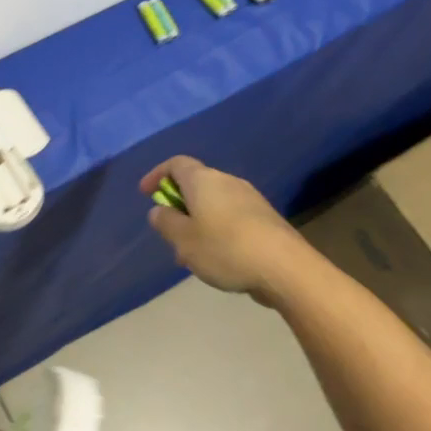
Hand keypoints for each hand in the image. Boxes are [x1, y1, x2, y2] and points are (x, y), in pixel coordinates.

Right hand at [140, 156, 308, 301]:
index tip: (146, 193)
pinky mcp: (265, 219)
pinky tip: (217, 260)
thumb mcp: (184, 240)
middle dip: (179, 207)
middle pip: (196, 185)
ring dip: (198, 224)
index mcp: (204, 180)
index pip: (176, 164)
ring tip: (191, 256)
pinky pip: (231, 218)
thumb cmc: (225, 248)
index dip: (157, 175)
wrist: (285, 266)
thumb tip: (159, 210)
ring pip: (214, 205)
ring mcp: (250, 199)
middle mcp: (227, 181)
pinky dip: (217, 232)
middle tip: (169, 233)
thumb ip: (166, 222)